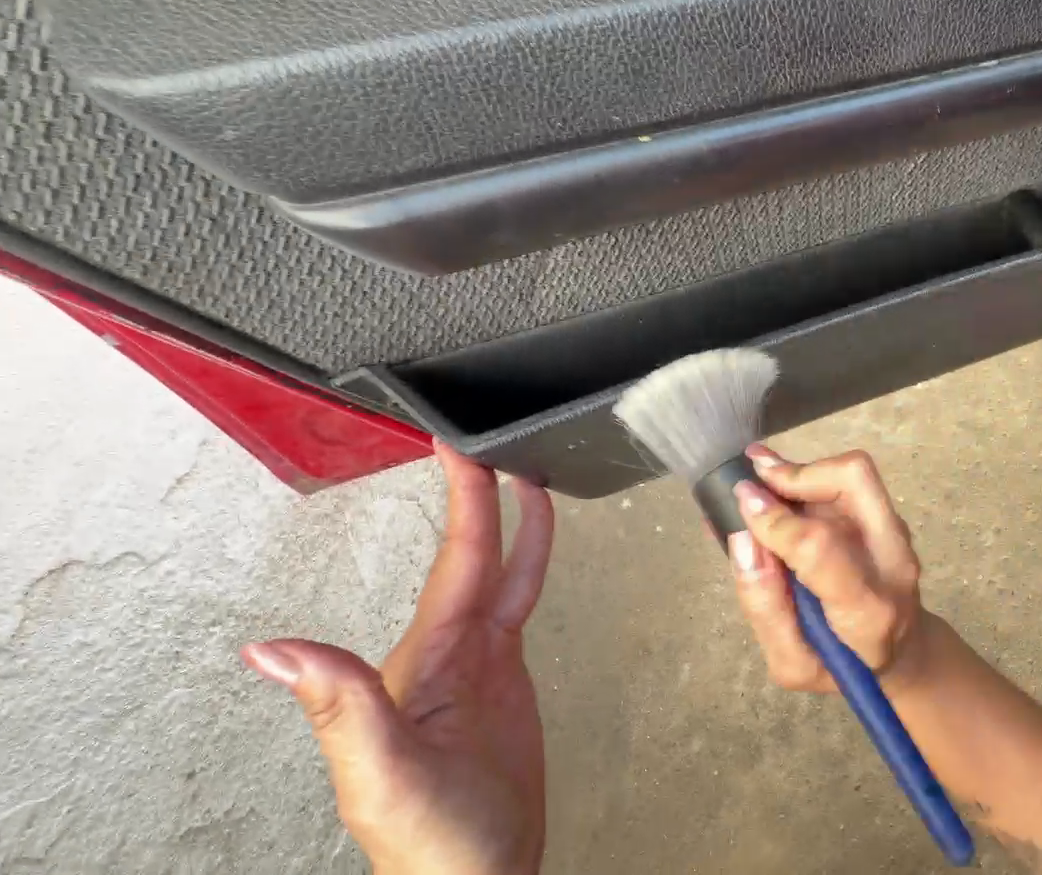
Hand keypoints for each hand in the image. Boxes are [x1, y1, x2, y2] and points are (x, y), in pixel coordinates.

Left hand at [240, 442, 554, 874]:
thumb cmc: (436, 843)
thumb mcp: (386, 780)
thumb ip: (343, 710)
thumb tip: (273, 648)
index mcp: (424, 661)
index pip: (454, 563)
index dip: (462, 502)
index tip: (456, 448)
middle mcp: (447, 650)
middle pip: (476, 555)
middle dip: (482, 494)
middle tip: (489, 439)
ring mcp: (478, 659)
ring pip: (501, 571)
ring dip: (513, 521)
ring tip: (525, 474)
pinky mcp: (504, 672)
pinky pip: (521, 601)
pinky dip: (531, 562)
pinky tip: (536, 543)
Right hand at [729, 444, 926, 692]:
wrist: (904, 653)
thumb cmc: (845, 666)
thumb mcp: (794, 664)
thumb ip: (766, 607)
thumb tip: (742, 539)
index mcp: (868, 609)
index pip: (822, 549)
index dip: (778, 522)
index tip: (741, 503)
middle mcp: (892, 558)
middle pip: (855, 483)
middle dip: (798, 472)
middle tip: (751, 472)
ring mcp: (896, 533)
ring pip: (854, 473)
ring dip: (802, 471)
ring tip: (759, 472)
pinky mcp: (889, 519)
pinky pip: (850, 482)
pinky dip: (810, 477)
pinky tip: (777, 485)